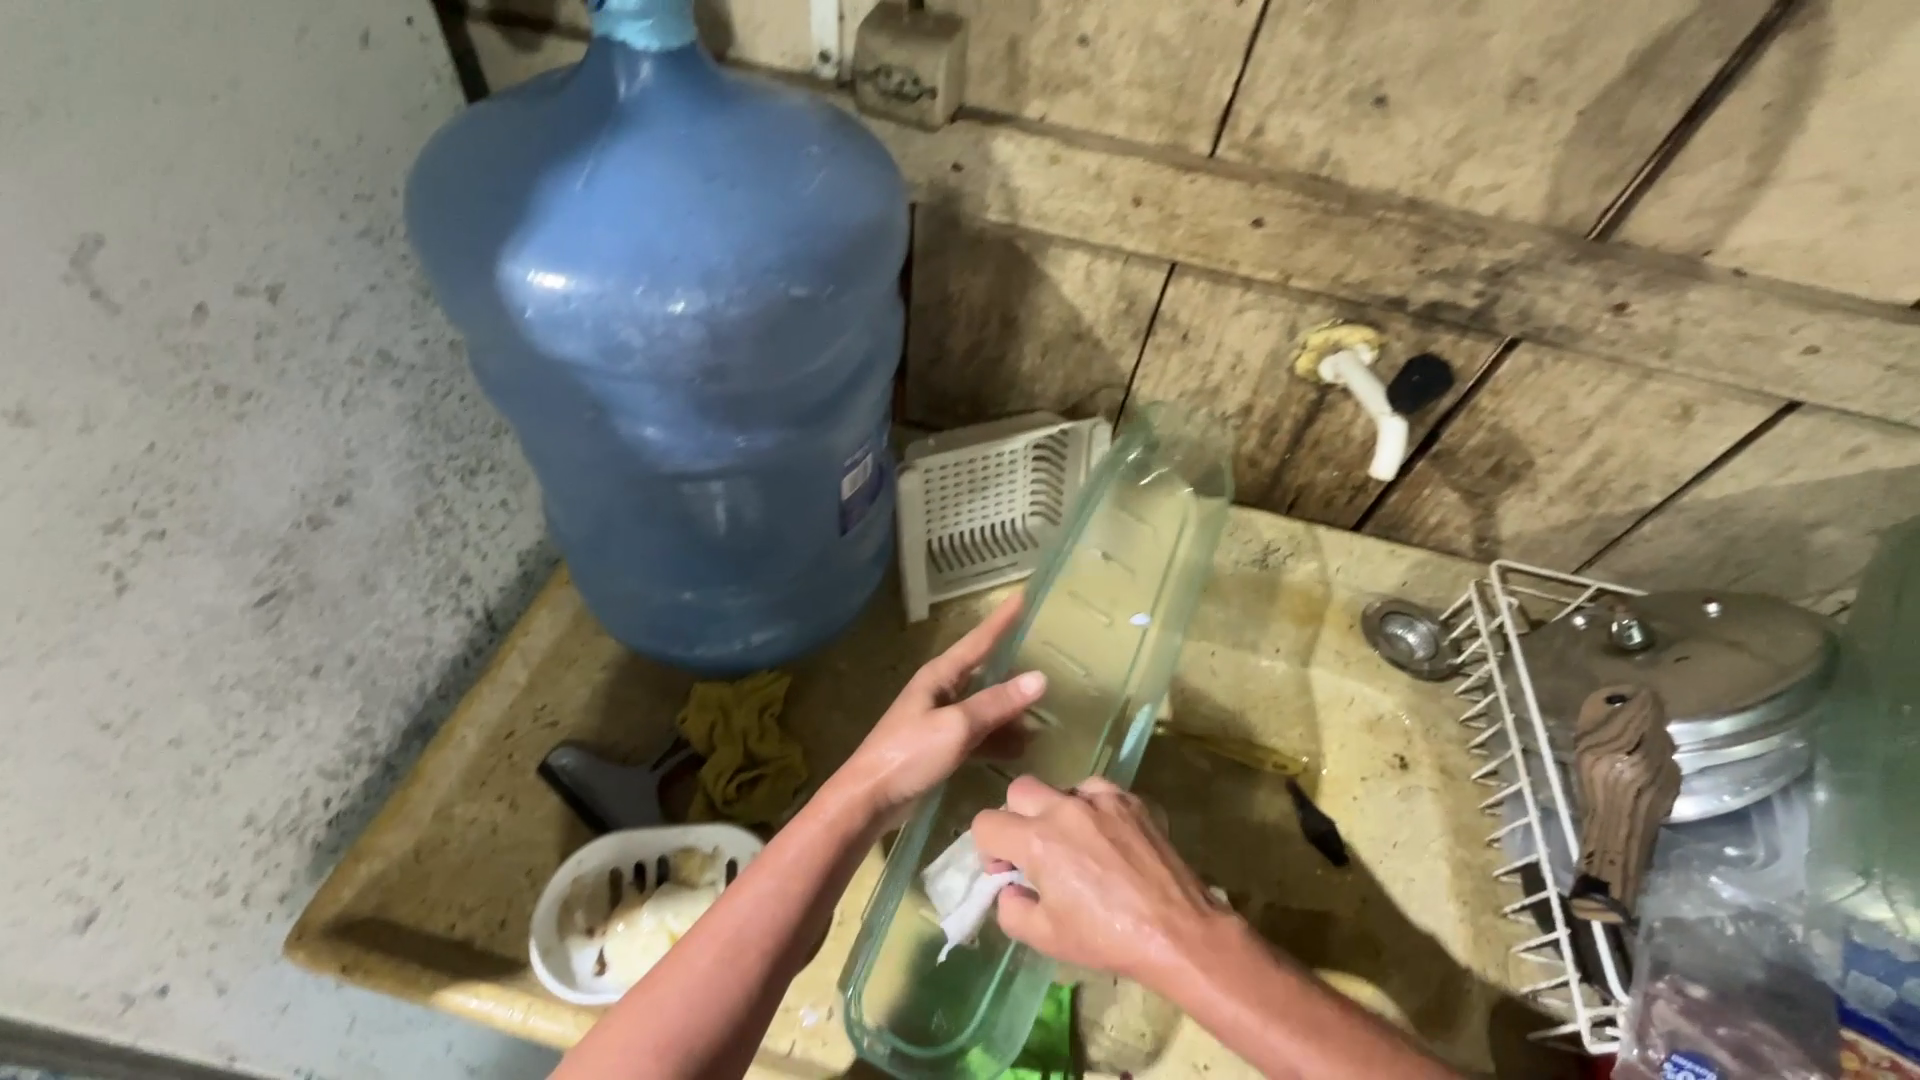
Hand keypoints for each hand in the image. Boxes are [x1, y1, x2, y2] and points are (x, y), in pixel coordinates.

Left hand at [833, 594, 1046, 823]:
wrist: (871, 798)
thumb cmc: (910, 754)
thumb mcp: (957, 726)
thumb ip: (997, 703)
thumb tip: (1040, 678)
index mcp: (940, 676)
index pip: (978, 640)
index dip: (1001, 620)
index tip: (1023, 595)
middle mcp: (942, 692)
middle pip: (986, 673)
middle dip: (1014, 668)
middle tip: (1049, 657)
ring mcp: (942, 720)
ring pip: (986, 708)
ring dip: (1011, 712)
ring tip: (1046, 715)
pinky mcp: (943, 747)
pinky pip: (979, 736)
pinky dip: (999, 740)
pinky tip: (1023, 749)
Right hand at [973, 776, 1230, 983]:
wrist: (1176, 931)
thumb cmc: (1106, 938)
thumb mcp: (1045, 938)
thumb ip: (1011, 908)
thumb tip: (1009, 888)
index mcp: (1037, 841)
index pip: (986, 823)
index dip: (988, 849)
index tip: (1007, 870)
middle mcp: (1064, 809)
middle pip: (1018, 791)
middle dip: (1016, 819)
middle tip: (1034, 851)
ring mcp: (1100, 799)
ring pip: (1059, 788)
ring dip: (1056, 811)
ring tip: (1075, 844)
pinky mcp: (1130, 801)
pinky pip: (1096, 792)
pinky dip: (1092, 809)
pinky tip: (1105, 836)